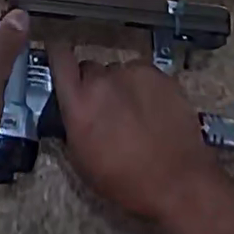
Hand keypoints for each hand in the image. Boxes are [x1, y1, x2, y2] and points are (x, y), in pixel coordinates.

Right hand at [47, 43, 222, 222]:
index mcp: (80, 102)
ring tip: (133, 113)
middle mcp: (103, 79)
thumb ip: (72, 123)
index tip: (58, 54)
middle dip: (92, 84)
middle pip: (90, 67)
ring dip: (119, 86)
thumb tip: (71, 106)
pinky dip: (142, 86)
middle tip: (104, 108)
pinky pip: (141, 72)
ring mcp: (132, 72)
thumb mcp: (83, 160)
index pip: (60, 57)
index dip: (57, 53)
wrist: (176, 178)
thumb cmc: (125, 180)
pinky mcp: (157, 71)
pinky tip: (151, 109)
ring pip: (117, 71)